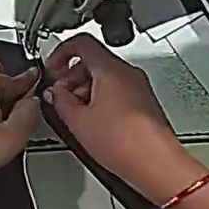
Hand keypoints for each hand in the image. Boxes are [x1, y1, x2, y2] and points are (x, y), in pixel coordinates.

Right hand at [44, 34, 197, 198]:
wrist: (156, 165)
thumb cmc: (126, 143)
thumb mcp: (78, 121)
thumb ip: (59, 100)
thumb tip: (54, 94)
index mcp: (111, 70)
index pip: (82, 43)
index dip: (60, 52)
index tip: (52, 68)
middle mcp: (128, 74)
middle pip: (92, 61)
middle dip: (70, 77)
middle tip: (59, 95)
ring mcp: (138, 88)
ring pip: (103, 77)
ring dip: (83, 90)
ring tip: (74, 113)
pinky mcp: (143, 103)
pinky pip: (115, 91)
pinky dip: (99, 100)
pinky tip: (91, 122)